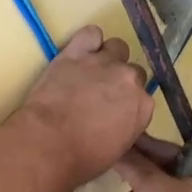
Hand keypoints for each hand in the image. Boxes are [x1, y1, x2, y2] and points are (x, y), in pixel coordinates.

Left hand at [14, 25, 153, 184]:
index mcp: (143, 105)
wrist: (48, 144)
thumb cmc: (82, 159)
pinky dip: (88, 41)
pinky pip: (91, 33)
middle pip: (132, 71)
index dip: (127, 104)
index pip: (143, 97)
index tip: (114, 113)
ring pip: (117, 47)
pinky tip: (80, 53)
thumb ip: (129, 132)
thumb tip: (126, 131)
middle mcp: (129, 79)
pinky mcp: (77, 52)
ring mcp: (104, 62)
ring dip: (108, 58)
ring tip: (91, 73)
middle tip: (99, 97)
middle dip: (119, 82)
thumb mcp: (117, 152)